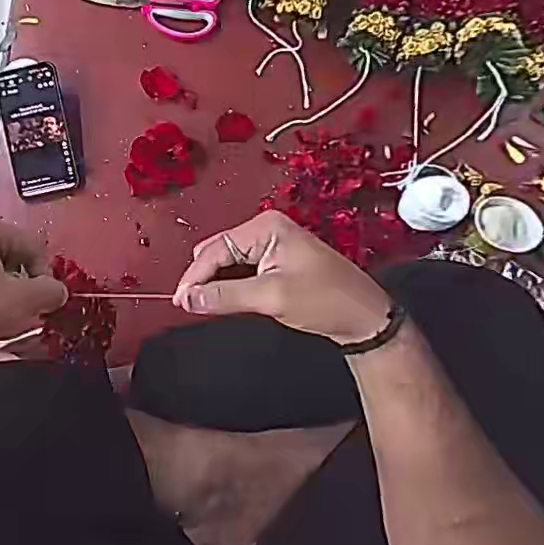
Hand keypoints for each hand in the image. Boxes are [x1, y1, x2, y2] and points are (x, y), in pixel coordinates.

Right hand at [174, 210, 395, 344]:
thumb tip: (188, 298)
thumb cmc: (326, 300)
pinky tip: (225, 300)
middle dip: (203, 278)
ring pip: (228, 261)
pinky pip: (242, 268)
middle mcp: (268, 228)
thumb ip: (223, 296)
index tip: (180, 300)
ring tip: (204, 305)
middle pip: (218, 252)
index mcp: (266, 227)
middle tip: (190, 305)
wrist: (364, 317)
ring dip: (216, 283)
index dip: (194, 277)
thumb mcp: (270, 298)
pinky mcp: (277, 259)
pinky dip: (231, 285)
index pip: (215, 249)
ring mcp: (273, 242)